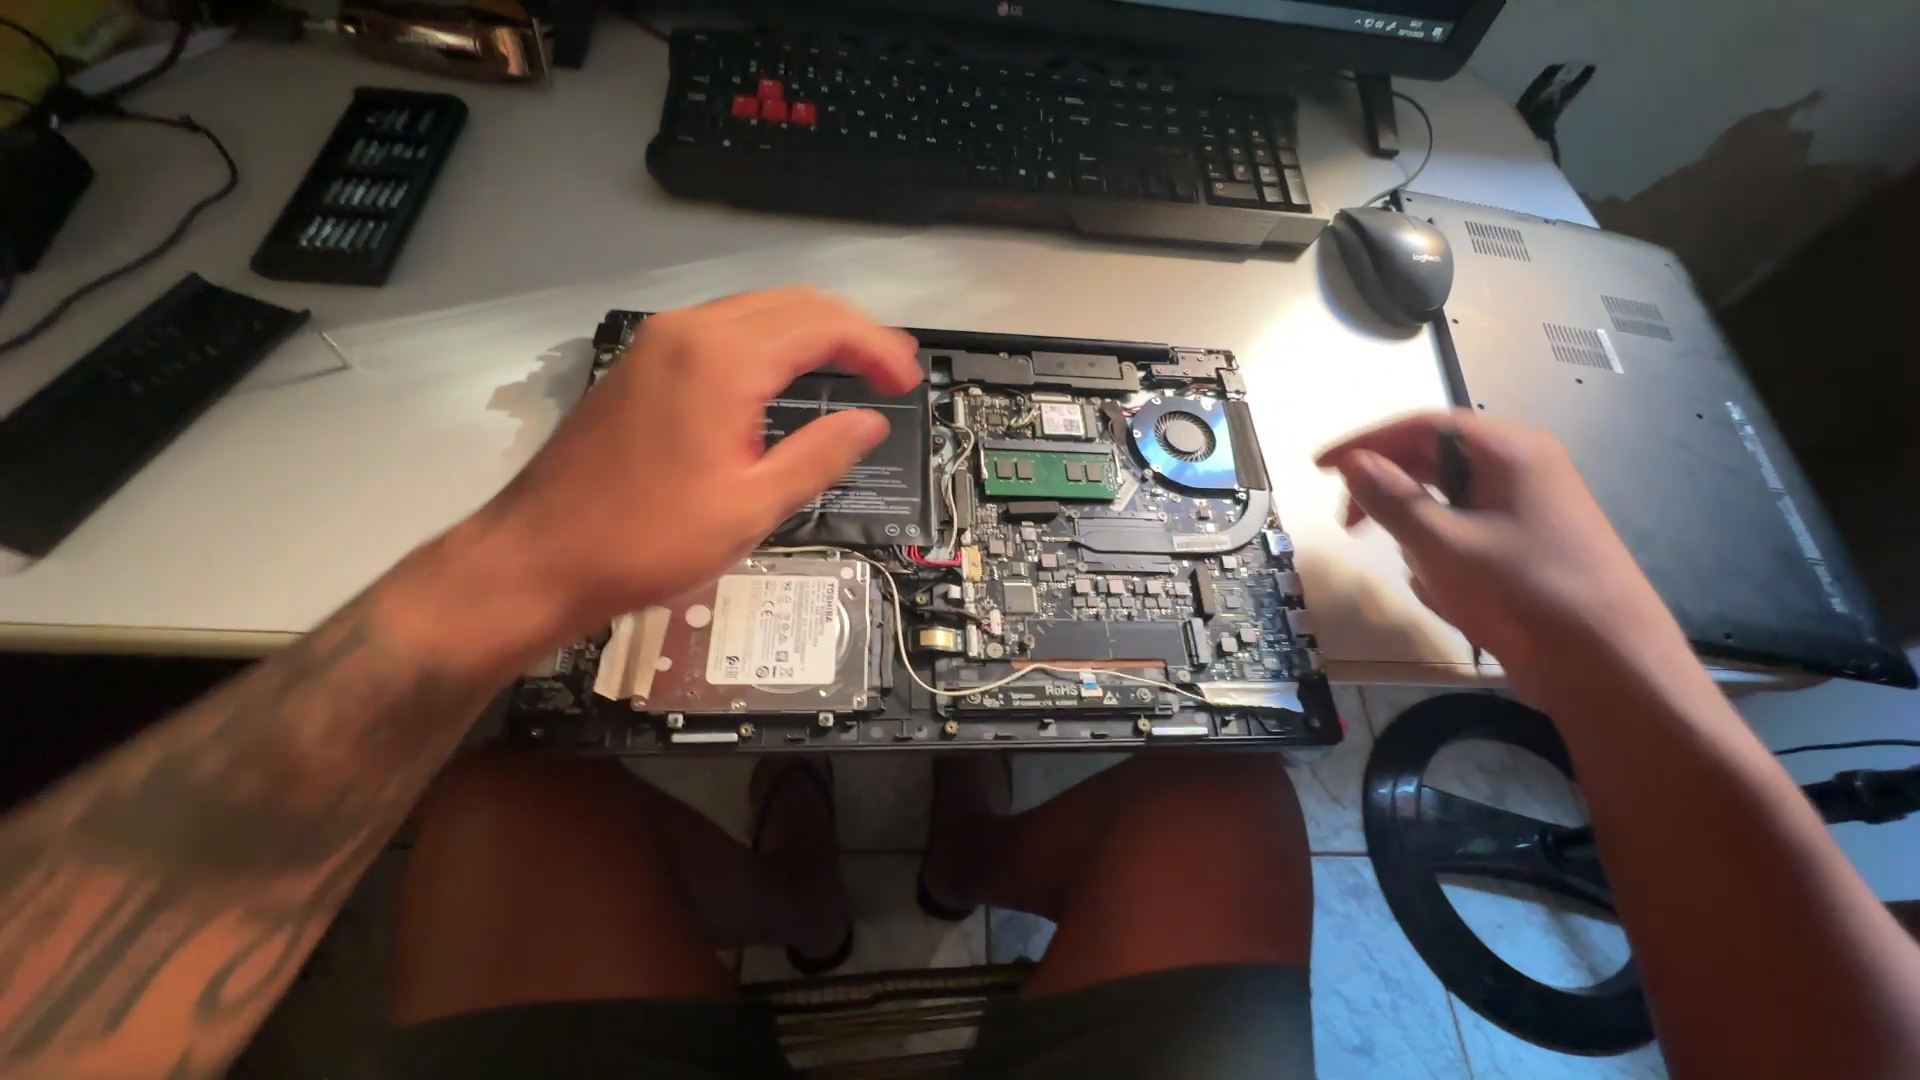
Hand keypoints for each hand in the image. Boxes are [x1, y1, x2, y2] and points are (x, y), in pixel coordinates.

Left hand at [456, 289, 922, 651]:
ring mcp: (658, 344)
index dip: (876, 348)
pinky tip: (787, 379)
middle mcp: (689, 332)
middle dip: (852, 331)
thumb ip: (819, 455)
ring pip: (757, 312)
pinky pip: (723, 332)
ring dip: (812, 333)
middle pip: (793, 304)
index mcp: (722, 360)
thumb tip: (869, 423)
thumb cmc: (648, 540)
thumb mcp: (751, 508)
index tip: (908, 381)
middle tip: (891, 370)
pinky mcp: (641, 365)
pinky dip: (770, 344)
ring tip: (853, 370)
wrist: (539, 558)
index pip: (822, 326)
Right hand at [1315, 411, 1682, 685]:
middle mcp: (1521, 469)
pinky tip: (1447, 591)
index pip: (1421, 426)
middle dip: (1389, 492)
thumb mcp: (1442, 545)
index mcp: (1510, 452)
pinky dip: (1441, 554)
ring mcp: (1526, 507)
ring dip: (1418, 532)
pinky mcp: (1526, 544)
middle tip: (1350, 524)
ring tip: (1420, 572)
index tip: (1321, 468)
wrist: (1608, 666)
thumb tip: (1351, 462)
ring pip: (1445, 501)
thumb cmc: (1524, 594)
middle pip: (1433, 459)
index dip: (1365, 443)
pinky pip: (1464, 532)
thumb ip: (1390, 499)